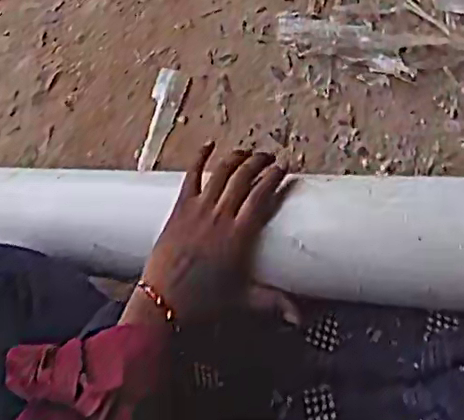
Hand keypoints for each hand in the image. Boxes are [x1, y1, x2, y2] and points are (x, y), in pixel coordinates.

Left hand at [121, 144, 288, 327]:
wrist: (164, 301)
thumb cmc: (203, 302)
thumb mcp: (242, 300)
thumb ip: (272, 303)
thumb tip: (299, 318)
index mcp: (238, 235)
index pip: (261, 196)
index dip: (274, 178)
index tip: (283, 168)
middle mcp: (220, 215)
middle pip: (243, 177)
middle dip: (259, 162)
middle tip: (270, 158)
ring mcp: (199, 208)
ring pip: (221, 171)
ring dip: (237, 158)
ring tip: (248, 153)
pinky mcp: (181, 206)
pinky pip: (192, 174)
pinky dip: (200, 156)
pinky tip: (209, 145)